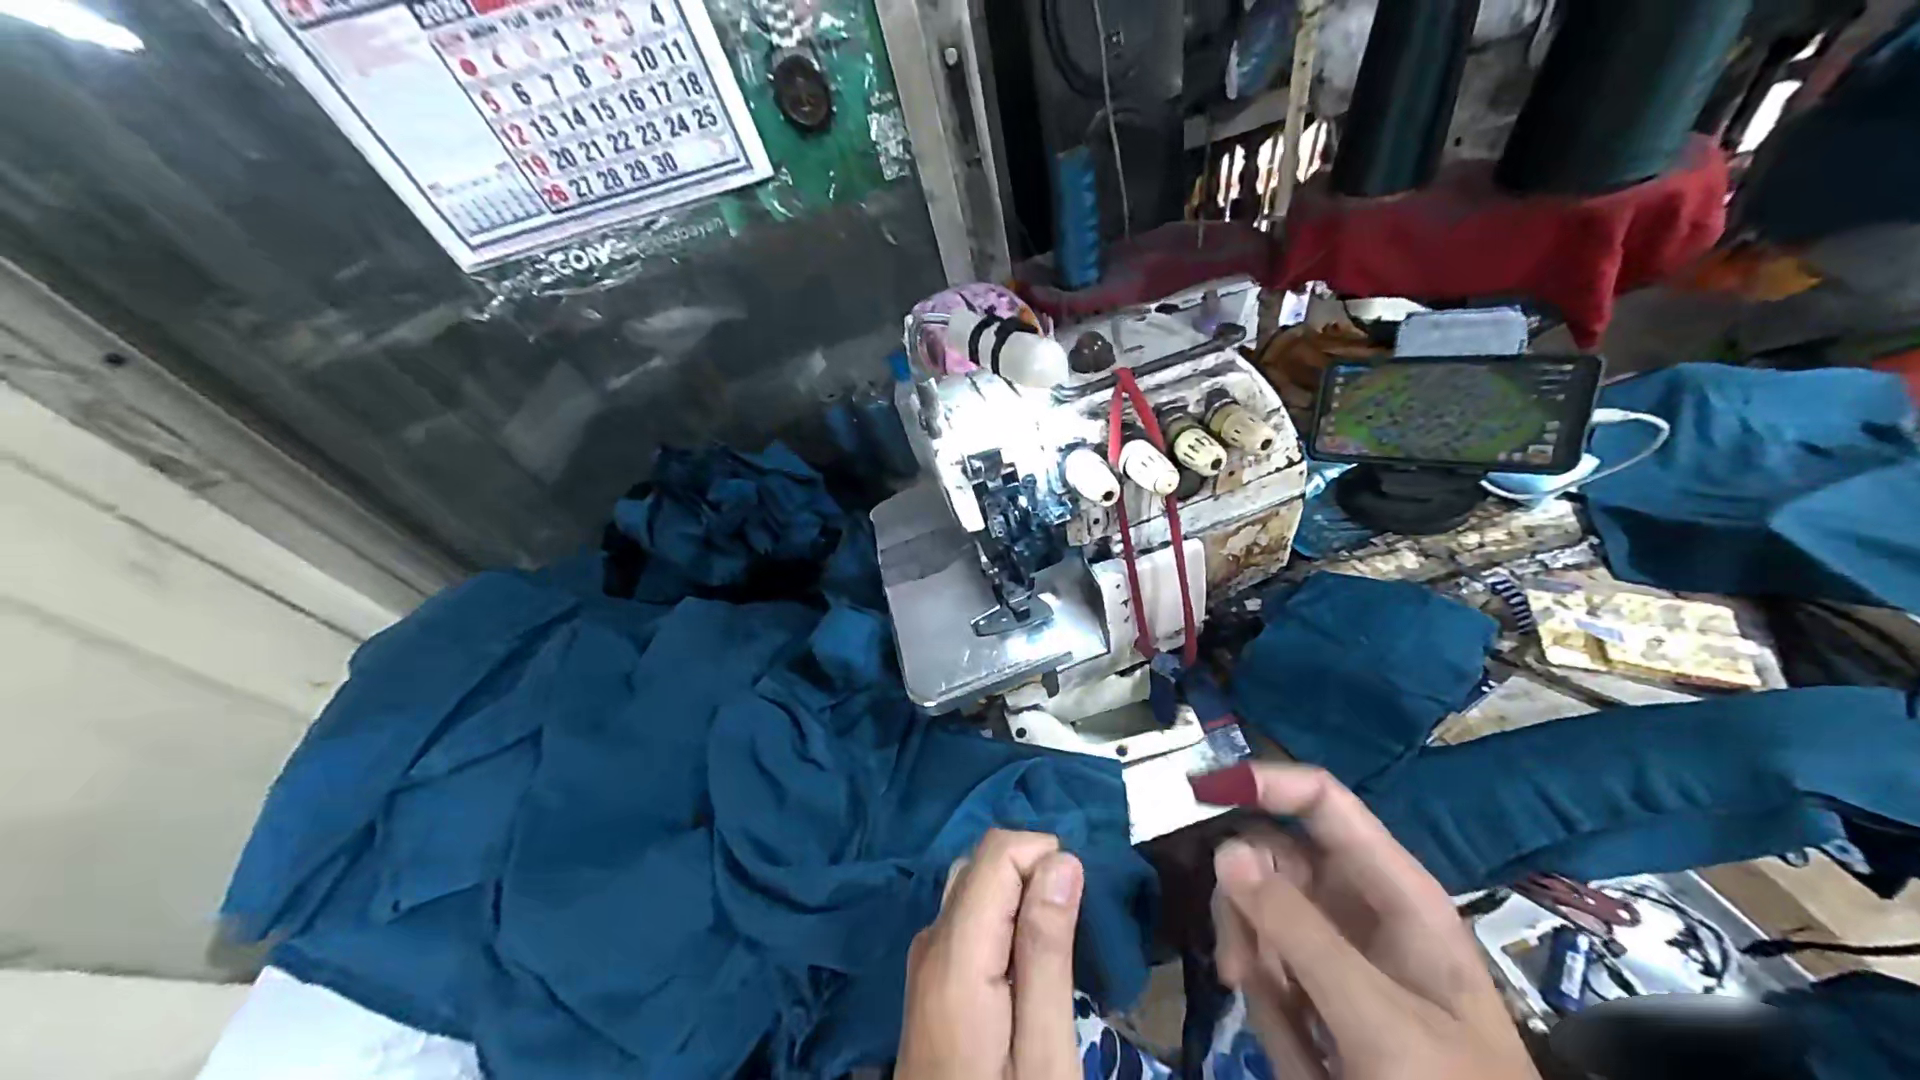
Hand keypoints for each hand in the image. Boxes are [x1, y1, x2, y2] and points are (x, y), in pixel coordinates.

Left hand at [897, 829, 1085, 1079]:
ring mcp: (926, 955)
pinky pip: (969, 913)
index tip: (1081, 903)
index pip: (997, 852)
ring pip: (976, 883)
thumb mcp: (1043, 1053)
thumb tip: (1061, 860)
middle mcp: (931, 938)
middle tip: (1074, 931)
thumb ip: (1046, 949)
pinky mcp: (932, 973)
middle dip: (1035, 873)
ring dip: (1022, 893)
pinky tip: (1029, 961)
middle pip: (983, 862)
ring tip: (1058, 946)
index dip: (1044, 857)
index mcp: (954, 952)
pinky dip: (1004, 914)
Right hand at [1204, 764, 1537, 1079]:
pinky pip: (1264, 958)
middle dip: (1244, 902)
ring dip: (1251, 955)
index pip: (1321, 801)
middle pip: (1271, 855)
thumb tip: (1224, 850)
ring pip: (1257, 906)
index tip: (1199, 792)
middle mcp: (1358, 903)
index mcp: (1395, 890)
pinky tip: (1301, 1051)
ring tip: (1283, 1024)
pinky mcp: (1315, 984)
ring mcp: (1335, 945)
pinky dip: (1265, 995)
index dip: (1263, 782)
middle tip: (1235, 963)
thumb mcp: (1377, 1018)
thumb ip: (1298, 931)